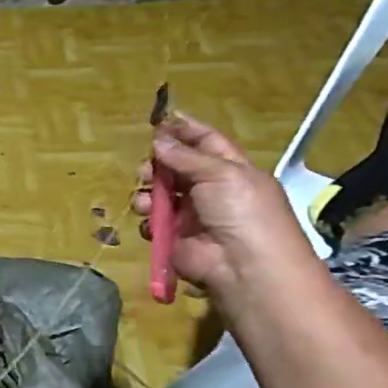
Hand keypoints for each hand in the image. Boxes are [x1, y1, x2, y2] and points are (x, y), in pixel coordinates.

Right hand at [133, 114, 309, 297]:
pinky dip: (148, 220)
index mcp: (232, 169)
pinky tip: (149, 219)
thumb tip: (159, 140)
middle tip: (146, 164)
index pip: (206, 142)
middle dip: (159, 163)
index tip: (160, 122)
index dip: (185, 131)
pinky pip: (156, 225)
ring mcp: (194, 217)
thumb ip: (186, 156)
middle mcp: (213, 191)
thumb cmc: (241, 210)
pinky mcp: (177, 240)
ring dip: (149, 191)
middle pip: (179, 168)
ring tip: (143, 193)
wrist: (244, 266)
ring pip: (163, 195)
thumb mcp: (220, 173)